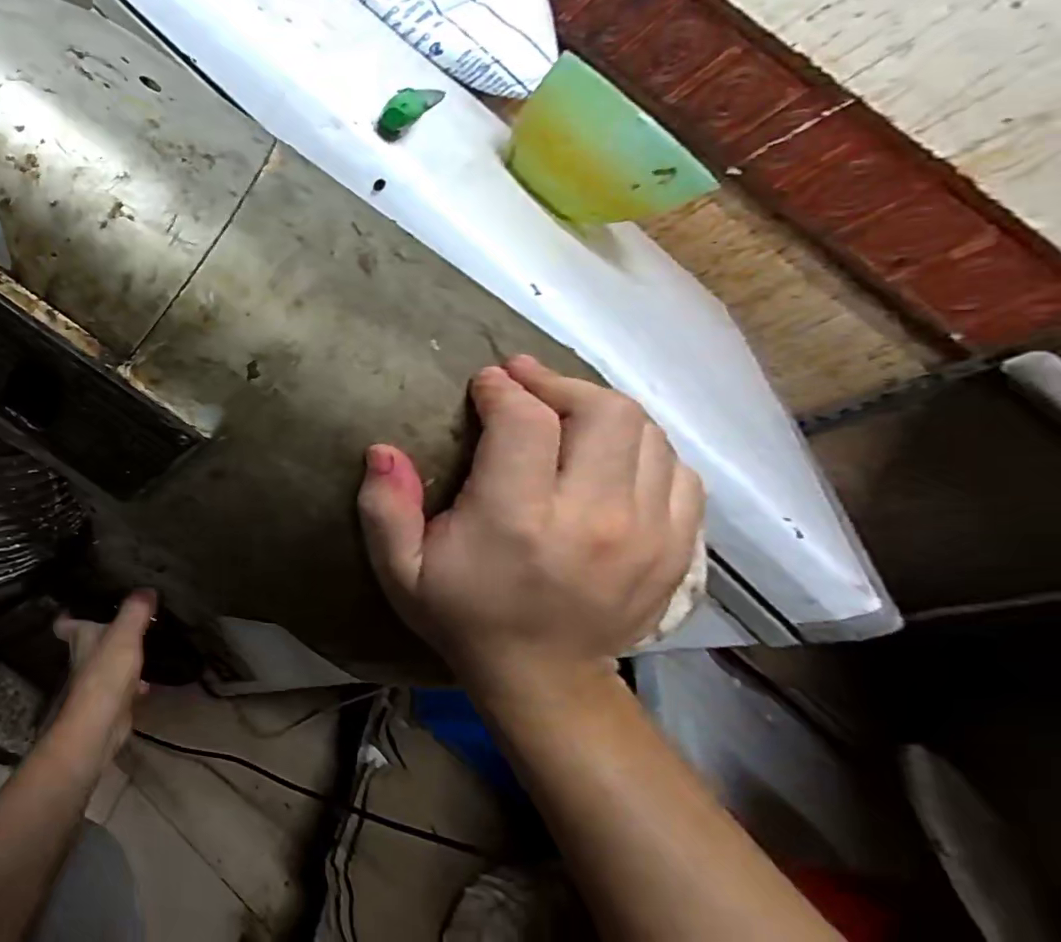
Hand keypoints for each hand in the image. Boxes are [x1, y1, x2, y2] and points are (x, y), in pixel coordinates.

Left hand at [48, 590, 155, 761]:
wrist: (101, 724)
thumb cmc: (106, 672)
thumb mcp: (125, 633)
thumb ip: (135, 610)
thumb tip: (147, 589)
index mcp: (80, 635)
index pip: (64, 621)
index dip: (69, 612)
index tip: (82, 601)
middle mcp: (83, 655)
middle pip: (89, 638)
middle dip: (104, 629)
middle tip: (126, 615)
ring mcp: (96, 679)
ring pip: (107, 660)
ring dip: (122, 654)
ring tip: (145, 641)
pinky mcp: (110, 699)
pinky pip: (124, 683)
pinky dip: (136, 680)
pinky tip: (151, 678)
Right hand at [356, 355, 704, 700]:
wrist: (542, 678)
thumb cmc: (460, 614)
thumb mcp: (399, 569)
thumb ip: (385, 508)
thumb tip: (382, 449)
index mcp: (517, 519)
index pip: (527, 422)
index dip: (503, 389)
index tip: (485, 383)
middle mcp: (593, 518)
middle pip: (603, 412)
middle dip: (558, 384)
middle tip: (525, 382)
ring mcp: (647, 533)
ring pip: (646, 433)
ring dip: (598, 410)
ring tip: (561, 413)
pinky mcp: (678, 547)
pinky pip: (676, 469)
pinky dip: (641, 447)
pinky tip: (605, 454)